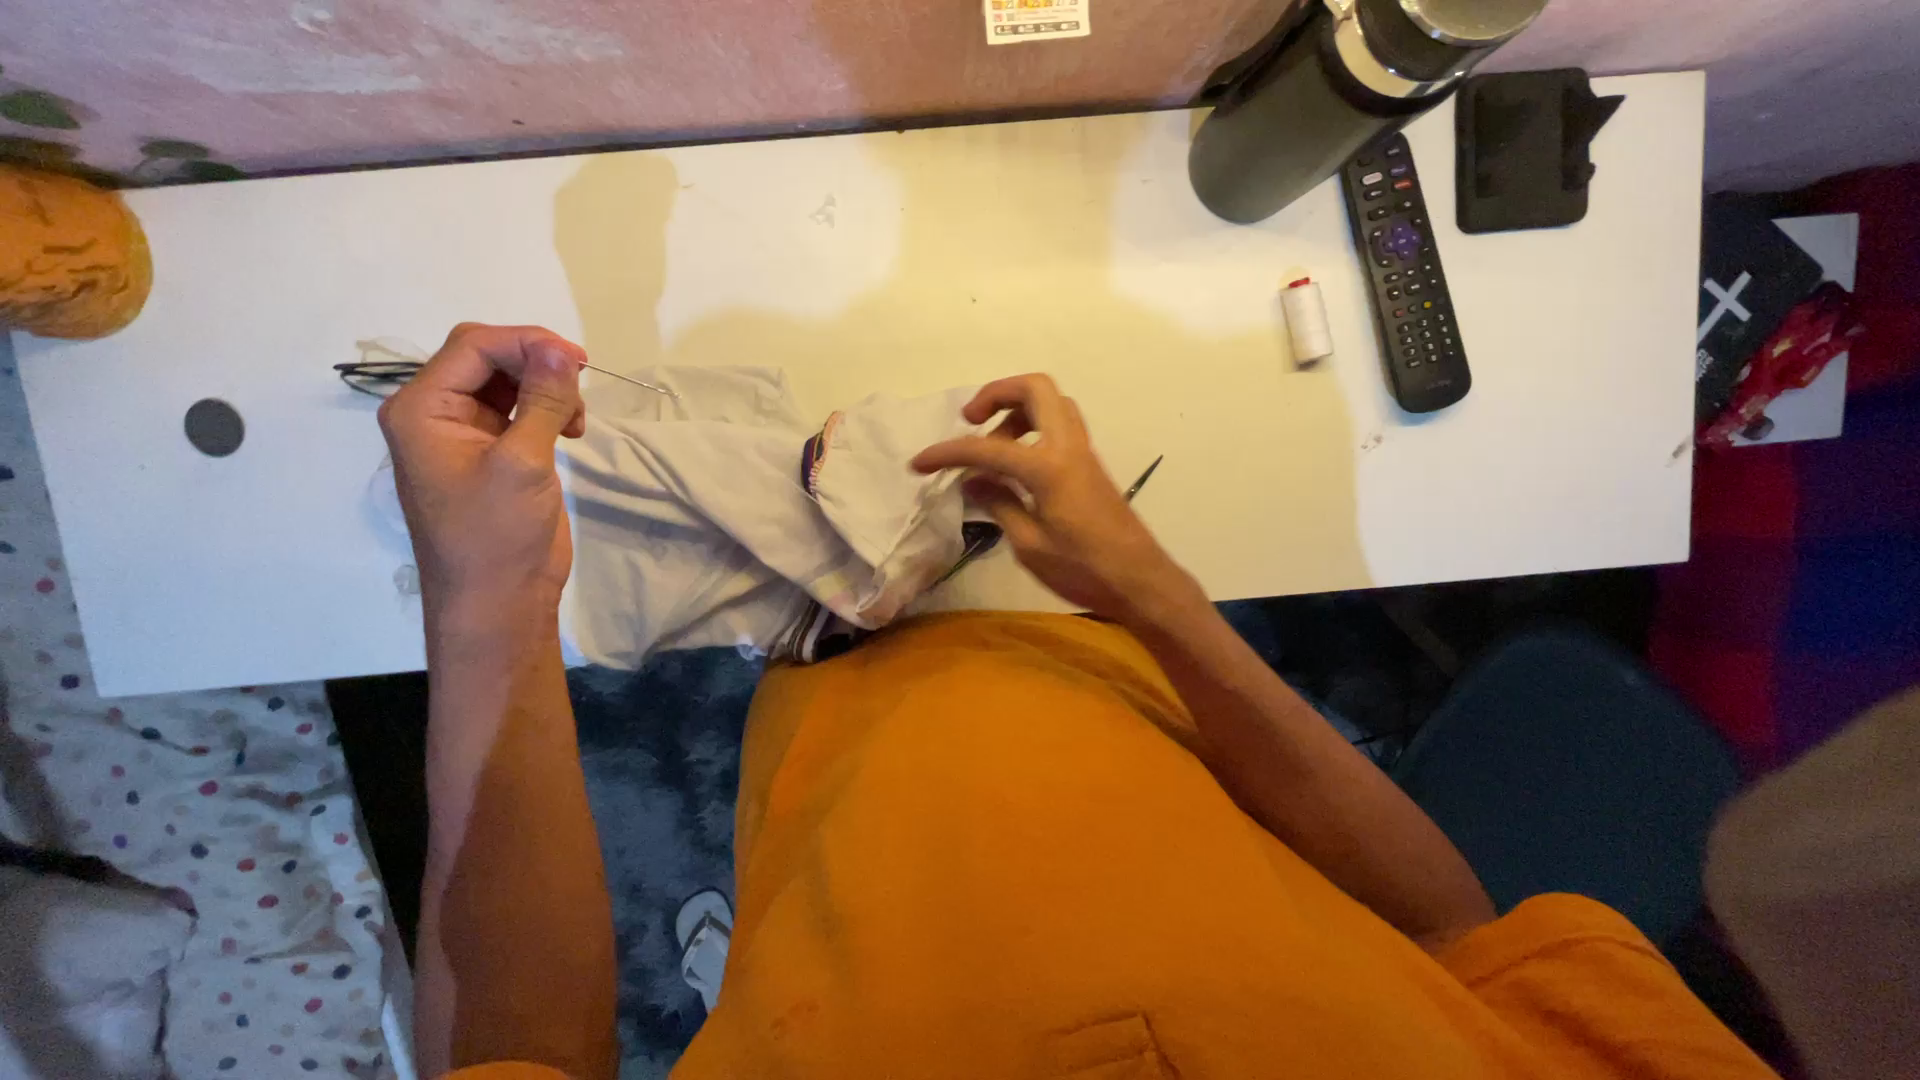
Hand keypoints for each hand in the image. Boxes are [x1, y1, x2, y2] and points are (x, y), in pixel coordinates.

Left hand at [378, 323, 586, 621]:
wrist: (497, 601)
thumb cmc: (496, 535)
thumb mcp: (523, 463)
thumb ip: (542, 401)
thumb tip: (562, 350)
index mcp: (422, 410)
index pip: (472, 347)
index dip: (526, 343)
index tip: (579, 361)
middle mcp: (437, 414)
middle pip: (486, 357)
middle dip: (536, 363)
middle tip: (581, 383)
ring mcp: (466, 434)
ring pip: (507, 381)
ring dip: (547, 388)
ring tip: (576, 420)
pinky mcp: (495, 454)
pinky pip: (520, 411)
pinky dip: (548, 411)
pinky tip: (571, 431)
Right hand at [911, 374, 1199, 622]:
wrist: (1140, 581)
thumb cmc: (1084, 570)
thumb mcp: (1029, 546)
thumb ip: (999, 504)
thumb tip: (972, 480)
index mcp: (1048, 467)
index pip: (987, 449)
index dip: (948, 453)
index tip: (919, 463)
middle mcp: (1068, 447)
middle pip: (1035, 388)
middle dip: (996, 394)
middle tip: (971, 421)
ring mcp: (1084, 453)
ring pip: (1051, 403)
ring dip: (1016, 410)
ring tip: (991, 447)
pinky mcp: (1090, 466)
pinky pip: (1060, 425)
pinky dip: (1032, 428)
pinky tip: (1015, 465)